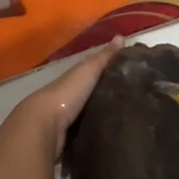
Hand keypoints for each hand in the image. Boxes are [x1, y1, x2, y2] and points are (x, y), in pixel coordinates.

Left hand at [5, 38, 120, 157]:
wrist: (42, 126)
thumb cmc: (66, 94)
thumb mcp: (88, 71)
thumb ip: (104, 57)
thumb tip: (121, 37)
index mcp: (72, 81)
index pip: (92, 75)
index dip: (108, 75)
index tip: (131, 78)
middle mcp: (68, 100)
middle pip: (90, 98)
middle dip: (107, 100)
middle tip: (136, 104)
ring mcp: (65, 123)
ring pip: (88, 118)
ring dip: (102, 120)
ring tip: (128, 124)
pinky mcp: (67, 142)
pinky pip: (86, 137)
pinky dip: (95, 137)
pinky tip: (111, 140)